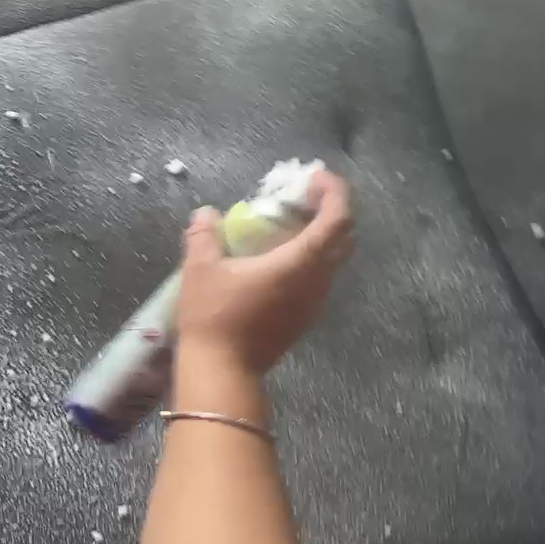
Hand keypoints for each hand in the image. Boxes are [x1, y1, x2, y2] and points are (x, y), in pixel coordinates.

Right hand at [177, 168, 354, 375]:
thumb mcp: (200, 271)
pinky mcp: (305, 315)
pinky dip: (308, 257)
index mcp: (300, 261)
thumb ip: (204, 237)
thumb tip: (206, 214)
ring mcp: (315, 299)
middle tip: (303, 199)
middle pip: (343, 235)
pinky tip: (277, 261)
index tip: (314, 177)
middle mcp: (319, 278)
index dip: (333, 191)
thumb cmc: (213, 315)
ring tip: (289, 227)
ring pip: (333, 257)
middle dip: (330, 210)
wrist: (223, 366)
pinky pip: (318, 276)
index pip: (336, 217)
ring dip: (319, 235)